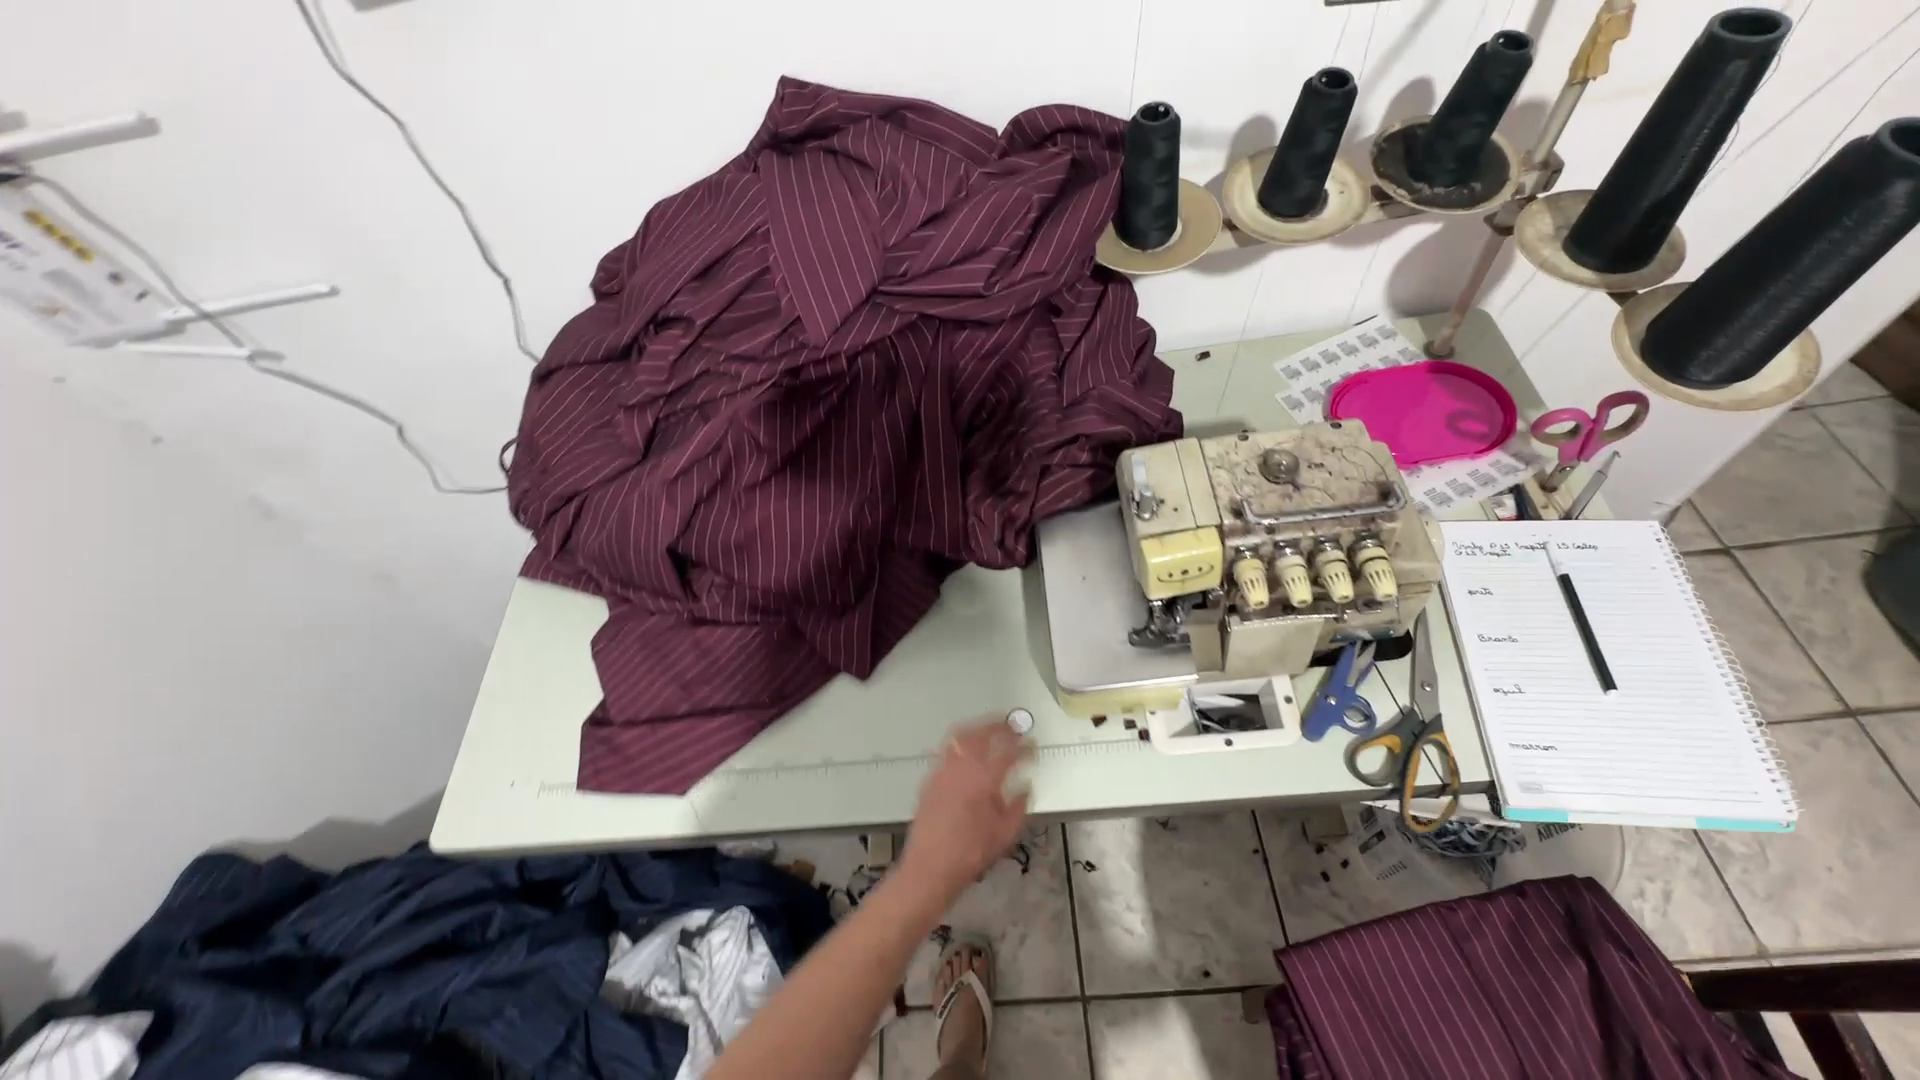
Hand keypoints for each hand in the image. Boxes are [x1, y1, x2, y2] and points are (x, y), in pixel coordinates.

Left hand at [899, 716, 1032, 902]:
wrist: (931, 866)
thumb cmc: (972, 853)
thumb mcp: (1005, 834)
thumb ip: (1018, 805)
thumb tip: (1025, 787)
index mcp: (985, 778)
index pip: (1010, 752)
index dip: (1025, 746)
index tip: (1033, 744)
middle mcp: (963, 767)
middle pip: (982, 733)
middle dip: (999, 725)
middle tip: (1011, 725)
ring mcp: (943, 770)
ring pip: (960, 737)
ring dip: (977, 728)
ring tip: (988, 728)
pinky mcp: (930, 779)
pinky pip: (946, 751)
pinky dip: (960, 743)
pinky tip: (966, 751)